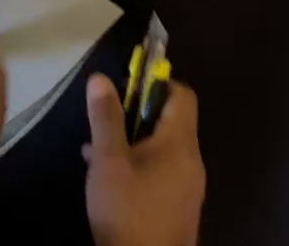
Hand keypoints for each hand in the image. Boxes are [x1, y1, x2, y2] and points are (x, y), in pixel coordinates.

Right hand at [83, 74, 204, 245]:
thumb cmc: (128, 211)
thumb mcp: (108, 161)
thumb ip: (106, 118)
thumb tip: (101, 78)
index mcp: (180, 144)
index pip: (182, 95)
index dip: (157, 82)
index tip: (127, 84)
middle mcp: (191, 162)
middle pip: (171, 120)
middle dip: (137, 113)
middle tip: (106, 117)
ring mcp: (186, 187)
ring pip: (161, 147)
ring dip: (132, 140)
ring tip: (97, 148)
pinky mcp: (177, 208)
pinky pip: (160, 171)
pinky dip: (138, 163)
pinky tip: (107, 175)